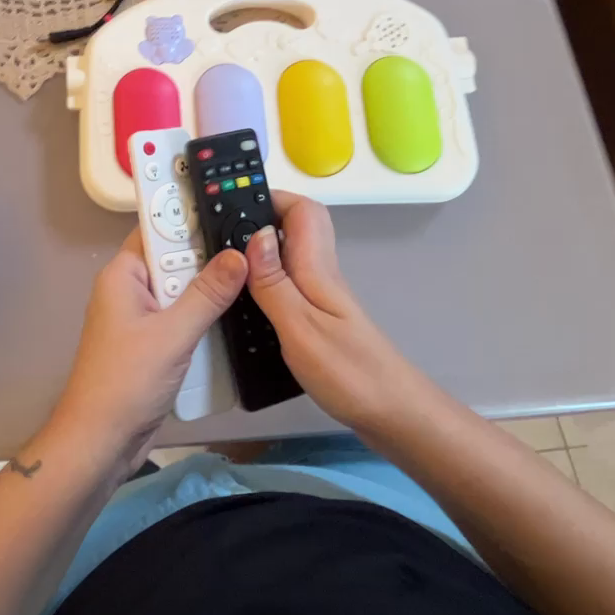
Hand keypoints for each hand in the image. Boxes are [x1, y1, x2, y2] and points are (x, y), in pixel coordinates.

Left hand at [51, 230, 247, 462]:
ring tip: (253, 278)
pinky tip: (233, 319)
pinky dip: (203, 319)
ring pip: (181, 293)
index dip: (189, 220)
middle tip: (252, 248)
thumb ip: (207, 295)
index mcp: (123, 275)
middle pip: (174, 261)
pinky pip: (181, 319)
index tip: (228, 211)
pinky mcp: (151, 345)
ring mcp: (140, 319)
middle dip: (207, 258)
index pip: (157, 232)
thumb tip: (239, 254)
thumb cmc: (127, 380)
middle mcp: (129, 290)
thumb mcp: (173, 334)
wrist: (101, 440)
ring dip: (208, 293)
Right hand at [215, 191, 419, 430]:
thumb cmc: (349, 373)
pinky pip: (288, 283)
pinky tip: (246, 303)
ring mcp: (321, 297)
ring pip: (289, 255)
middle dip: (258, 218)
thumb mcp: (300, 327)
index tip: (233, 202)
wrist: (395, 417)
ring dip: (258, 250)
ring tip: (225, 265)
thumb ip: (273, 282)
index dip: (270, 197)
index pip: (301, 210)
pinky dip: (264, 282)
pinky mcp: (319, 319)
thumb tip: (255, 233)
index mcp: (316, 269)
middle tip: (218, 233)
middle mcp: (319, 275)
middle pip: (294, 227)